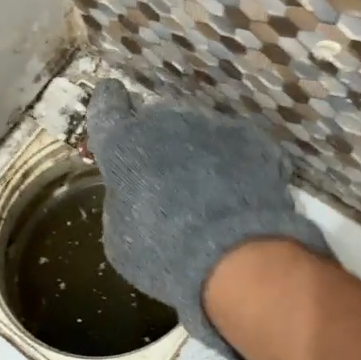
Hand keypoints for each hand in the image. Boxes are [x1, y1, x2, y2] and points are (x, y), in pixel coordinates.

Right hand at [85, 79, 330, 359]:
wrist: (234, 254)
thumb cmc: (161, 250)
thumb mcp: (121, 235)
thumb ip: (124, 199)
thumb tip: (136, 191)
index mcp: (123, 141)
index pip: (108, 106)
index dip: (110, 105)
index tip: (114, 105)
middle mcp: (166, 120)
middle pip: (159, 122)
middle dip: (161, 144)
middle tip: (168, 182)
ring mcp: (213, 125)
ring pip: (200, 134)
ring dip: (200, 155)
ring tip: (211, 196)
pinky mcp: (252, 138)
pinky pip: (237, 149)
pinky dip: (237, 167)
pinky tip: (242, 198)